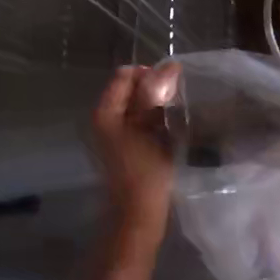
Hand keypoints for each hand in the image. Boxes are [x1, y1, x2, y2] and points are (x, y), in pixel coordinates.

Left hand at [90, 64, 179, 230]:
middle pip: (130, 90)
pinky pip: (140, 122)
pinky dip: (154, 120)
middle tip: (176, 100)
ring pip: (137, 106)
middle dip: (154, 90)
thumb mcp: (149, 128)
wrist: (138, 213)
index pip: (125, 75)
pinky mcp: (125, 147)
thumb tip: (168, 66)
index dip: (150, 74)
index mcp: (104, 112)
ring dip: (156, 106)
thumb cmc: (144, 171)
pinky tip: (168, 129)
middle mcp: (103, 119)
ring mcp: (113, 134)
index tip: (174, 84)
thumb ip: (155, 95)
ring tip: (175, 114)